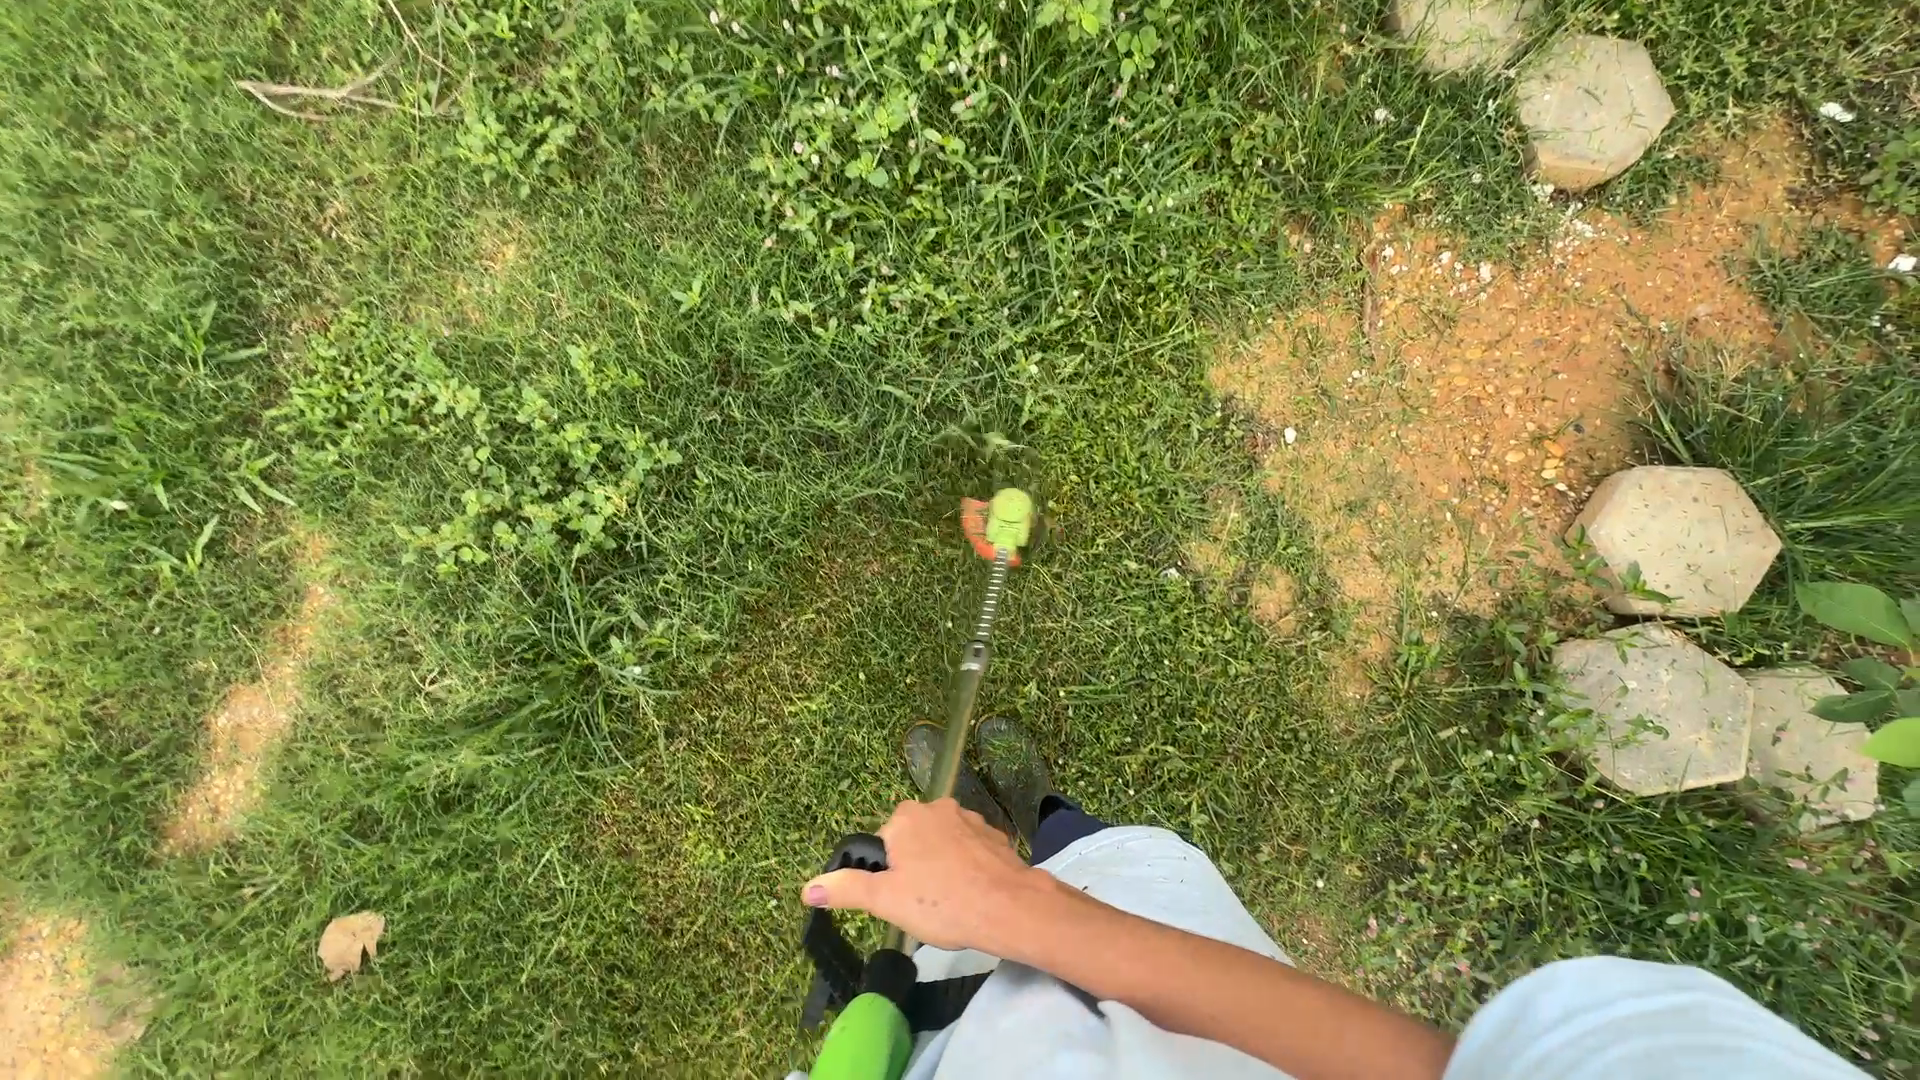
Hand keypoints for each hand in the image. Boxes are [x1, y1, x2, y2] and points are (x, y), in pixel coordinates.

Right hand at [802, 798, 1053, 953]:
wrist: (1008, 906)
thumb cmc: (941, 902)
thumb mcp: (886, 900)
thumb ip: (847, 889)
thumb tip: (808, 888)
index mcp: (906, 816)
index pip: (883, 845)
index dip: (887, 876)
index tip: (900, 899)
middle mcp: (937, 807)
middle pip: (912, 842)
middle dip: (914, 870)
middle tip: (923, 904)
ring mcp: (970, 818)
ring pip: (942, 845)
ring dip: (941, 868)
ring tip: (949, 902)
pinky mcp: (994, 834)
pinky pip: (970, 850)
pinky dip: (967, 868)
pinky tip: (972, 893)